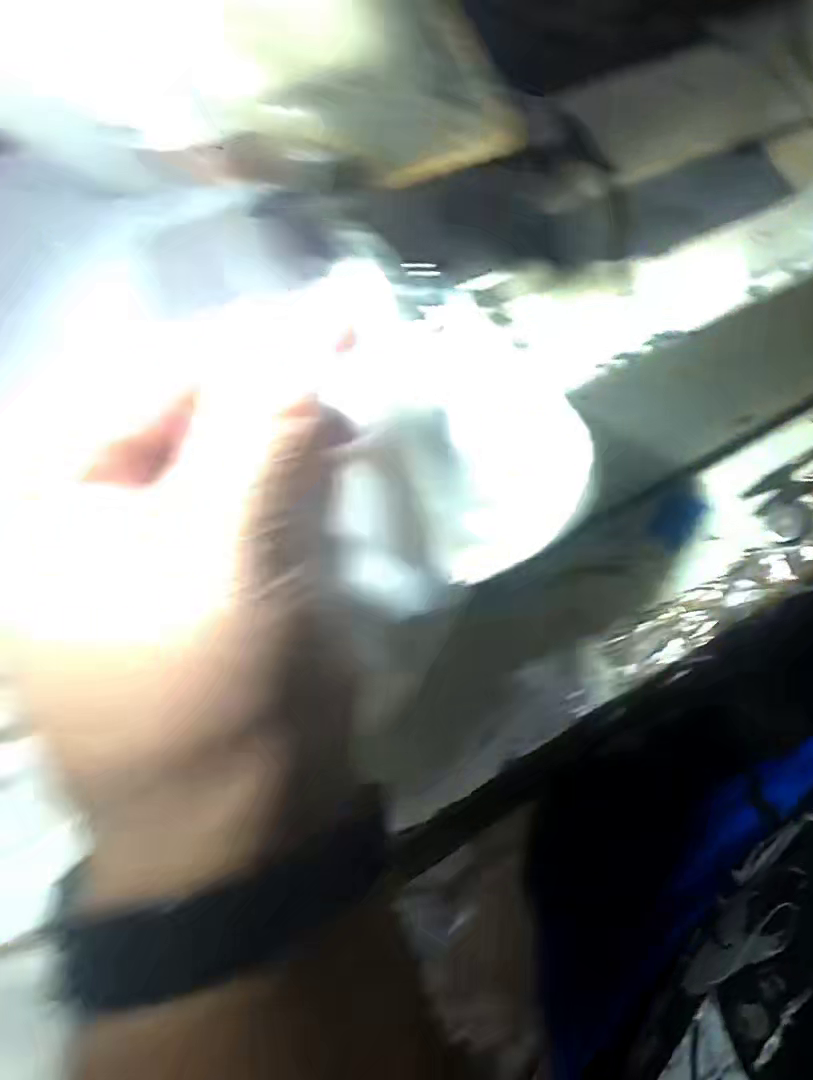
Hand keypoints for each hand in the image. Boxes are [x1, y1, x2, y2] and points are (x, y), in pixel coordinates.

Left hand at [0, 385, 357, 905]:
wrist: (242, 788)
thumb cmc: (210, 675)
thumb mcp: (226, 553)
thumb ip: (262, 441)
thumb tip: (314, 335)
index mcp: (36, 489)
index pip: (147, 379)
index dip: (248, 341)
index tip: (347, 309)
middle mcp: (85, 497)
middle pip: (192, 405)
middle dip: (282, 375)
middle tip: (370, 344)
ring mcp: (163, 530)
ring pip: (240, 444)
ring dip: (309, 417)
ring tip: (374, 390)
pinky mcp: (229, 557)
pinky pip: (271, 485)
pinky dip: (318, 459)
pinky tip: (357, 445)